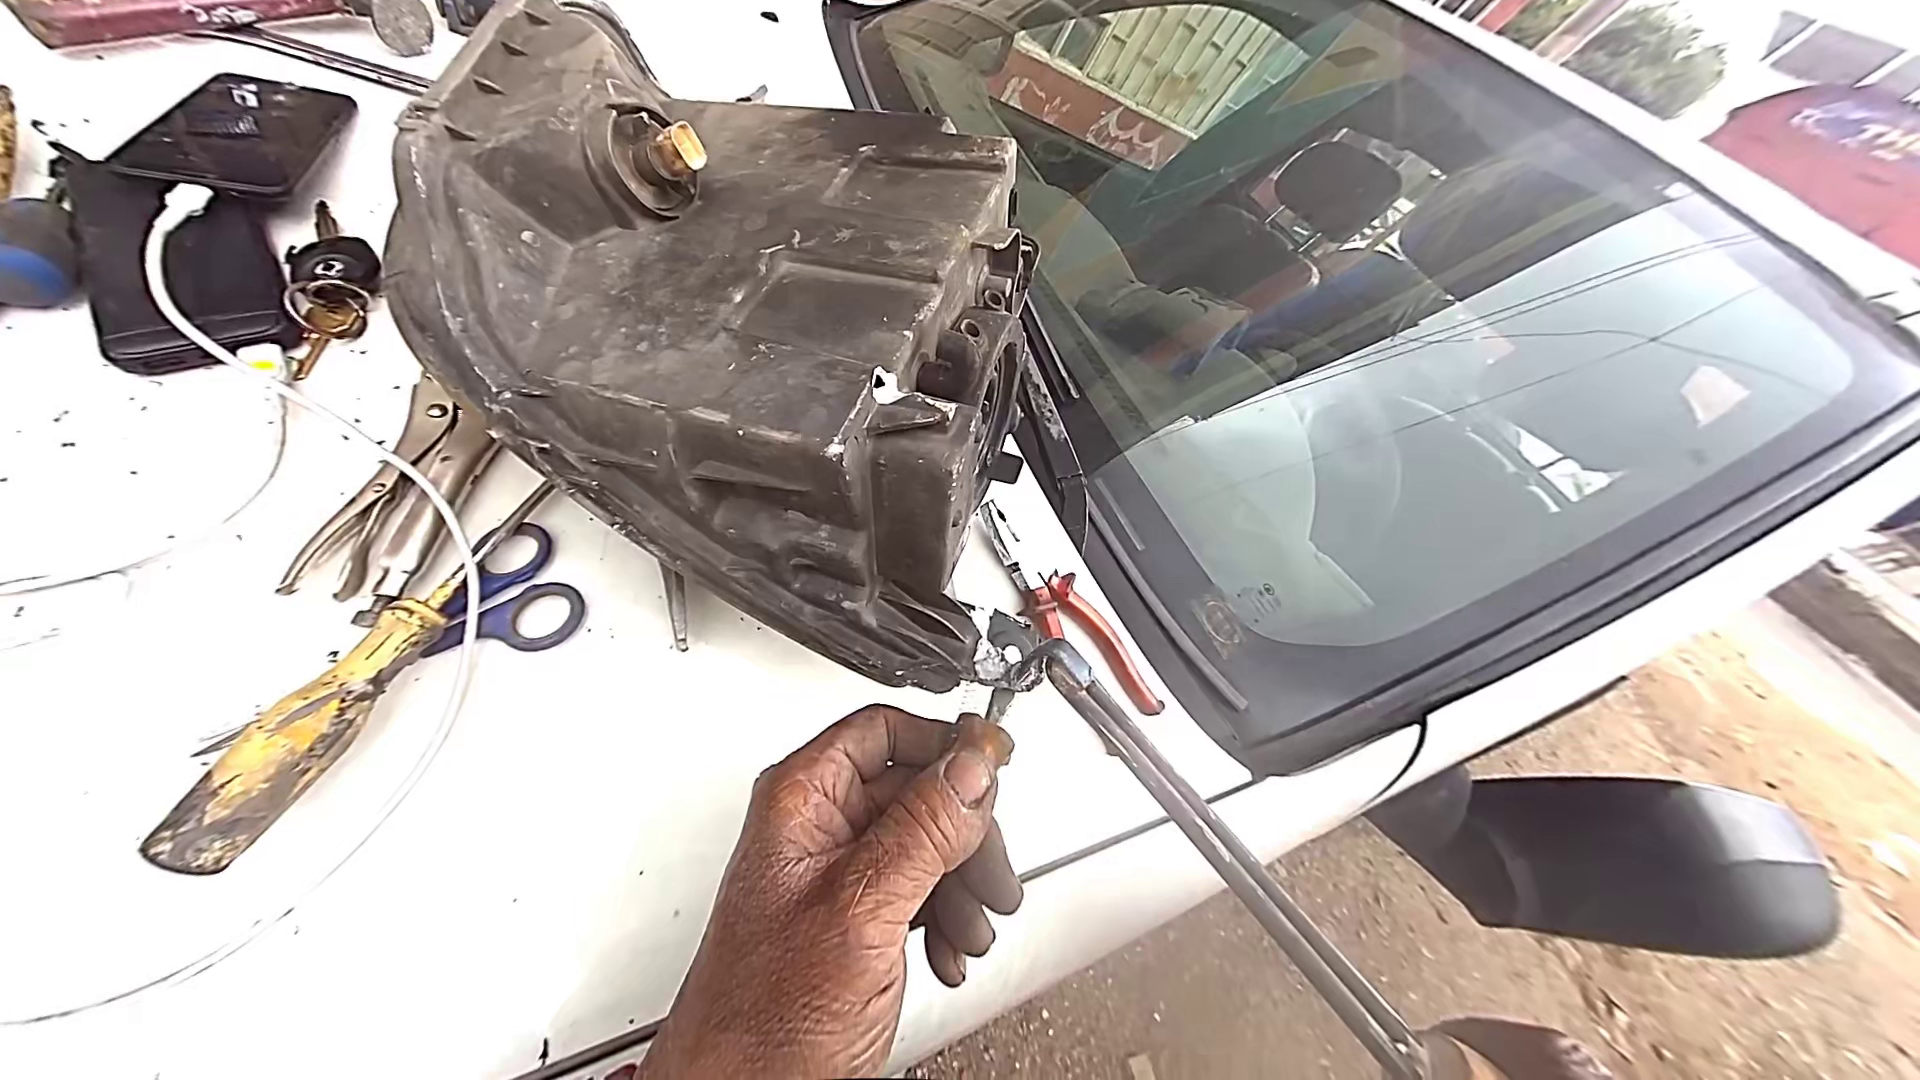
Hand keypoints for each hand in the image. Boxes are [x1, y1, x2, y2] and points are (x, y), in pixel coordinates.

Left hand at [640, 706, 1021, 1078]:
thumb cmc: (762, 1024)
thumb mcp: (861, 909)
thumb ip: (922, 829)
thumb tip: (972, 766)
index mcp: (804, 799)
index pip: (884, 731)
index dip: (942, 741)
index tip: (990, 761)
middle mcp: (823, 824)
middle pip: (917, 788)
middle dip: (965, 830)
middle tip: (992, 869)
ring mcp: (843, 869)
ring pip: (928, 838)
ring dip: (964, 879)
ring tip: (973, 925)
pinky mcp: (860, 910)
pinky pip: (922, 883)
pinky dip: (948, 912)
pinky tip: (950, 948)